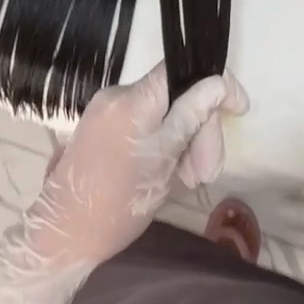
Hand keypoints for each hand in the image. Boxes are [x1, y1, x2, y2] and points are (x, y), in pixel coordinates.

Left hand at [0, 64, 248, 303]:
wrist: (65, 234)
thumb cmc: (118, 203)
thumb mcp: (164, 162)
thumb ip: (191, 118)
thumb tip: (218, 85)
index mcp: (132, 100)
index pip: (182, 70)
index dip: (216, 84)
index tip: (238, 110)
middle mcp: (117, 95)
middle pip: (175, 96)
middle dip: (200, 129)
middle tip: (207, 172)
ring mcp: (106, 111)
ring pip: (162, 113)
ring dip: (184, 141)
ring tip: (191, 179)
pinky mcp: (101, 127)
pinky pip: (144, 124)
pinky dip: (163, 144)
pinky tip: (171, 173)